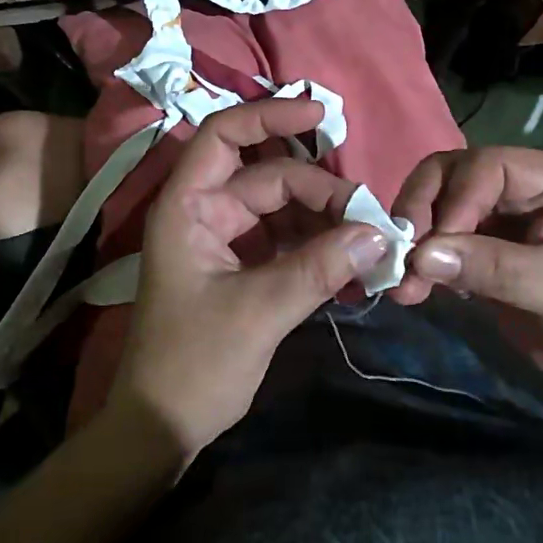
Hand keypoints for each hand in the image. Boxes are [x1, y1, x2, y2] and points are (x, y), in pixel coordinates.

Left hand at [109, 99, 388, 456]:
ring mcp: (225, 238)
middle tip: (370, 219)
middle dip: (319, 191)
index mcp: (187, 206)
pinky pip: (286, 240)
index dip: (270, 117)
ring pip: (282, 208)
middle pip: (269, 177)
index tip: (322, 116)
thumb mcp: (259, 312)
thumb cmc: (194, 363)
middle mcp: (205, 211)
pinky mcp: (243, 266)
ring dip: (325, 220)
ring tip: (370, 241)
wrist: (163, 427)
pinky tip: (354, 262)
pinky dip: (318, 247)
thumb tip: (379, 234)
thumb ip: (318, 268)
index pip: (225, 136)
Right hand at [390, 147, 542, 430]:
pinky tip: (410, 289)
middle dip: (421, 210)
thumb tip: (420, 255)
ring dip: (413, 238)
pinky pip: (435, 241)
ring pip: (434, 205)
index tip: (432, 243)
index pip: (485, 166)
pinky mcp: (477, 249)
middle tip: (401, 252)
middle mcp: (518, 187)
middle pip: (449, 175)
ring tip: (402, 281)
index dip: (454, 198)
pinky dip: (418, 261)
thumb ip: (492, 266)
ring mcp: (495, 217)